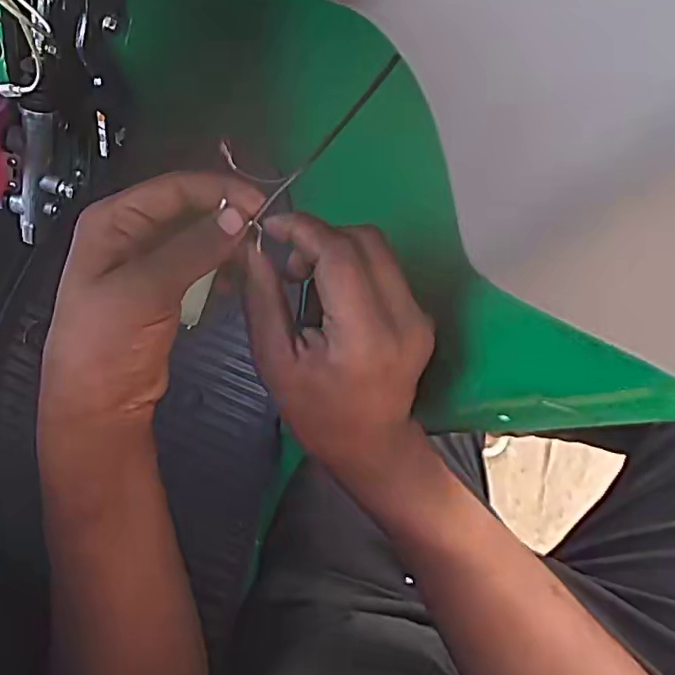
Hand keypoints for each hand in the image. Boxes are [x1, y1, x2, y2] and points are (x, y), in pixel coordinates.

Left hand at [41, 172, 264, 430]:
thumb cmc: (104, 342)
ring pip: (197, 238)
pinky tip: (233, 280)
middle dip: (225, 216)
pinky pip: (198, 266)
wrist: (96, 403)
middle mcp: (128, 235)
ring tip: (250, 257)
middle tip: (262, 228)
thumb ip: (194, 248)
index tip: (256, 202)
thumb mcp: (146, 288)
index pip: (173, 188)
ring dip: (225, 244)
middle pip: (187, 209)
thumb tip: (237, 215)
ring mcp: (147, 264)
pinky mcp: (164, 290)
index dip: (217, 189)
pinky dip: (218, 268)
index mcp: (112, 221)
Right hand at [240, 213, 435, 486]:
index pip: (339, 255)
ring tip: (309, 283)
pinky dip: (351, 265)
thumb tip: (253, 250)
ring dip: (336, 249)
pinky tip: (332, 296)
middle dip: (319, 237)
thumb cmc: (316, 413)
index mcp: (365, 336)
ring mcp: (419, 314)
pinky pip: (383, 266)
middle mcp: (403, 318)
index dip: (303, 230)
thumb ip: (263, 301)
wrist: (373, 446)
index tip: (271, 228)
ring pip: (376, 248)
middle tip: (291, 268)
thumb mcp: (275, 361)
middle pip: (364, 240)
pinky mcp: (421, 314)